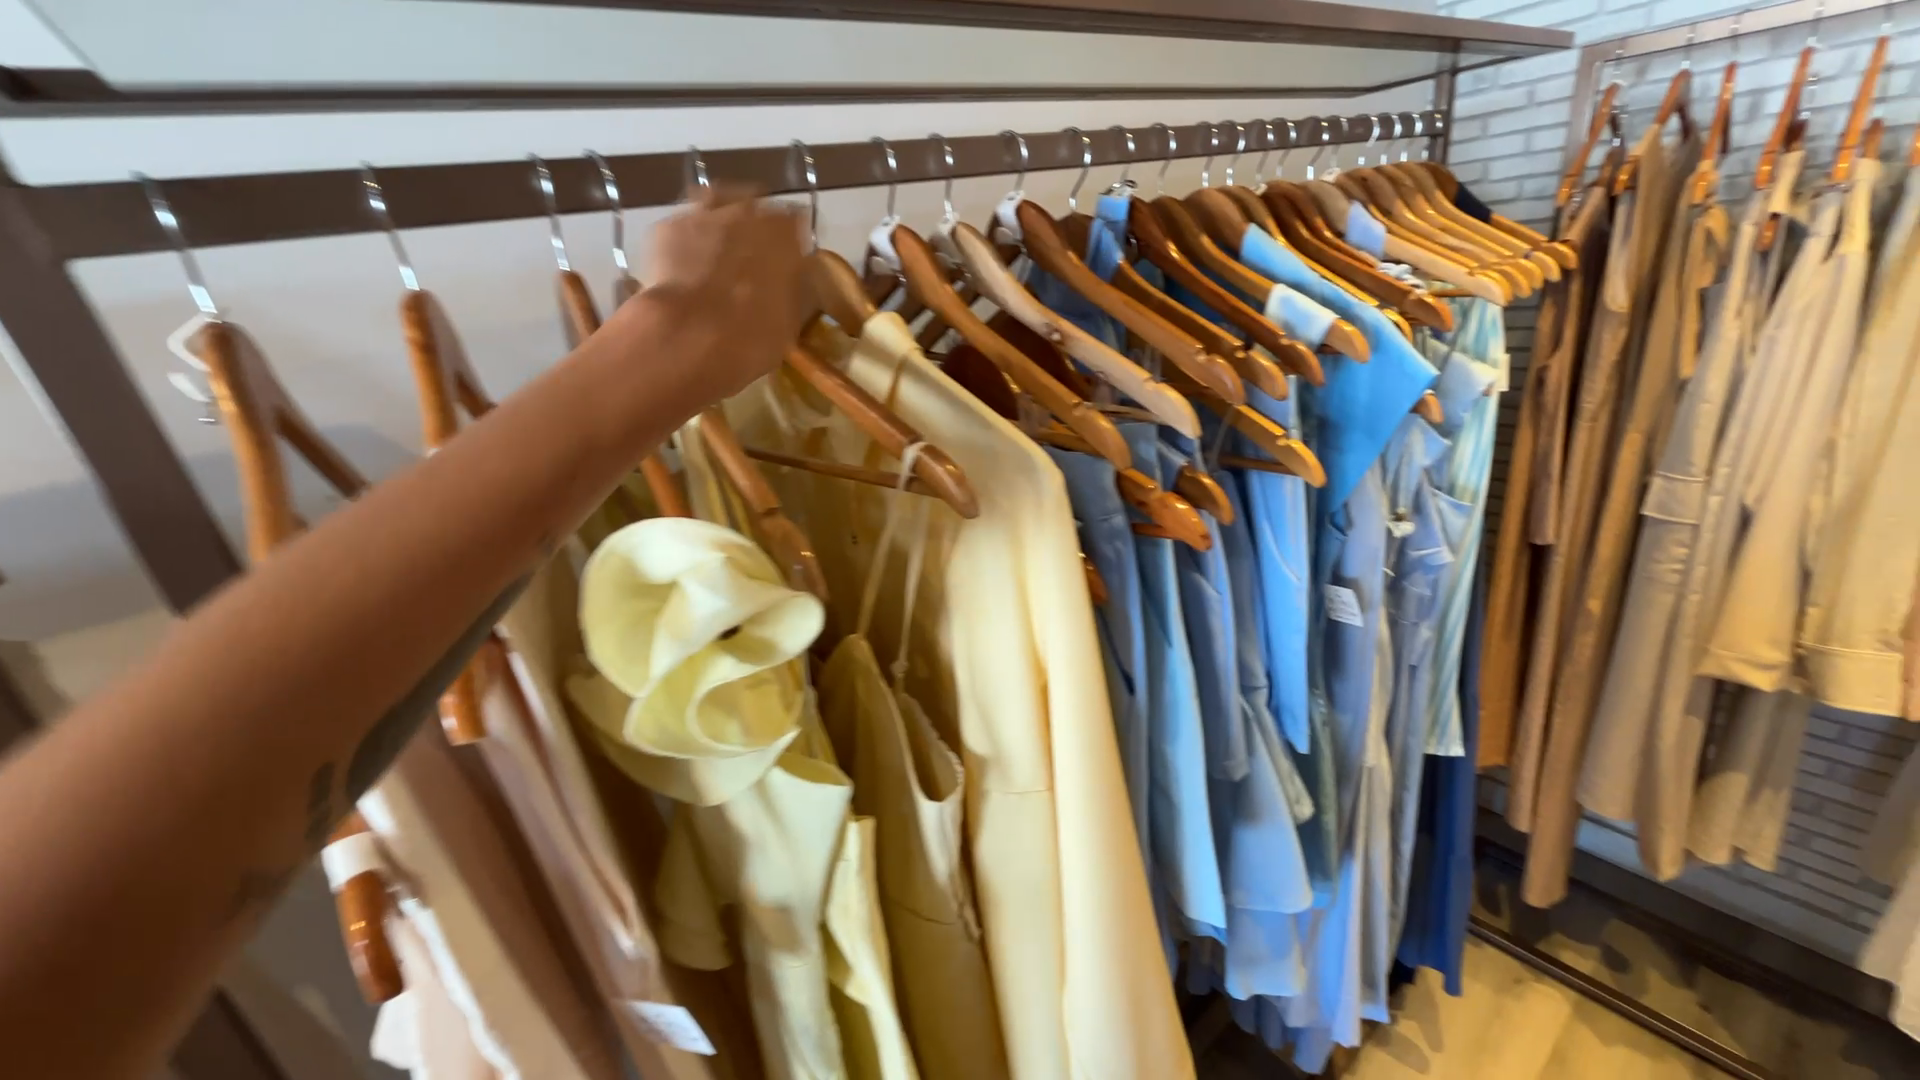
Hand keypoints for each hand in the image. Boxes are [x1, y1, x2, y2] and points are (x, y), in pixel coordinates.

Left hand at [638, 185, 807, 403]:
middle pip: (755, 206)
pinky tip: (683, 262)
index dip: (790, 240)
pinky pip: (682, 226)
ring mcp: (704, 215)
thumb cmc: (753, 336)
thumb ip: (790, 291)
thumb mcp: (788, 322)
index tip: (788, 258)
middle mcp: (747, 212)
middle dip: (754, 227)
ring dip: (720, 220)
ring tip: (717, 247)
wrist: (692, 335)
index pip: (796, 222)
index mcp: (786, 235)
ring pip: (716, 203)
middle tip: (751, 254)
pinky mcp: (666, 227)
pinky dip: (686, 240)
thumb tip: (787, 285)